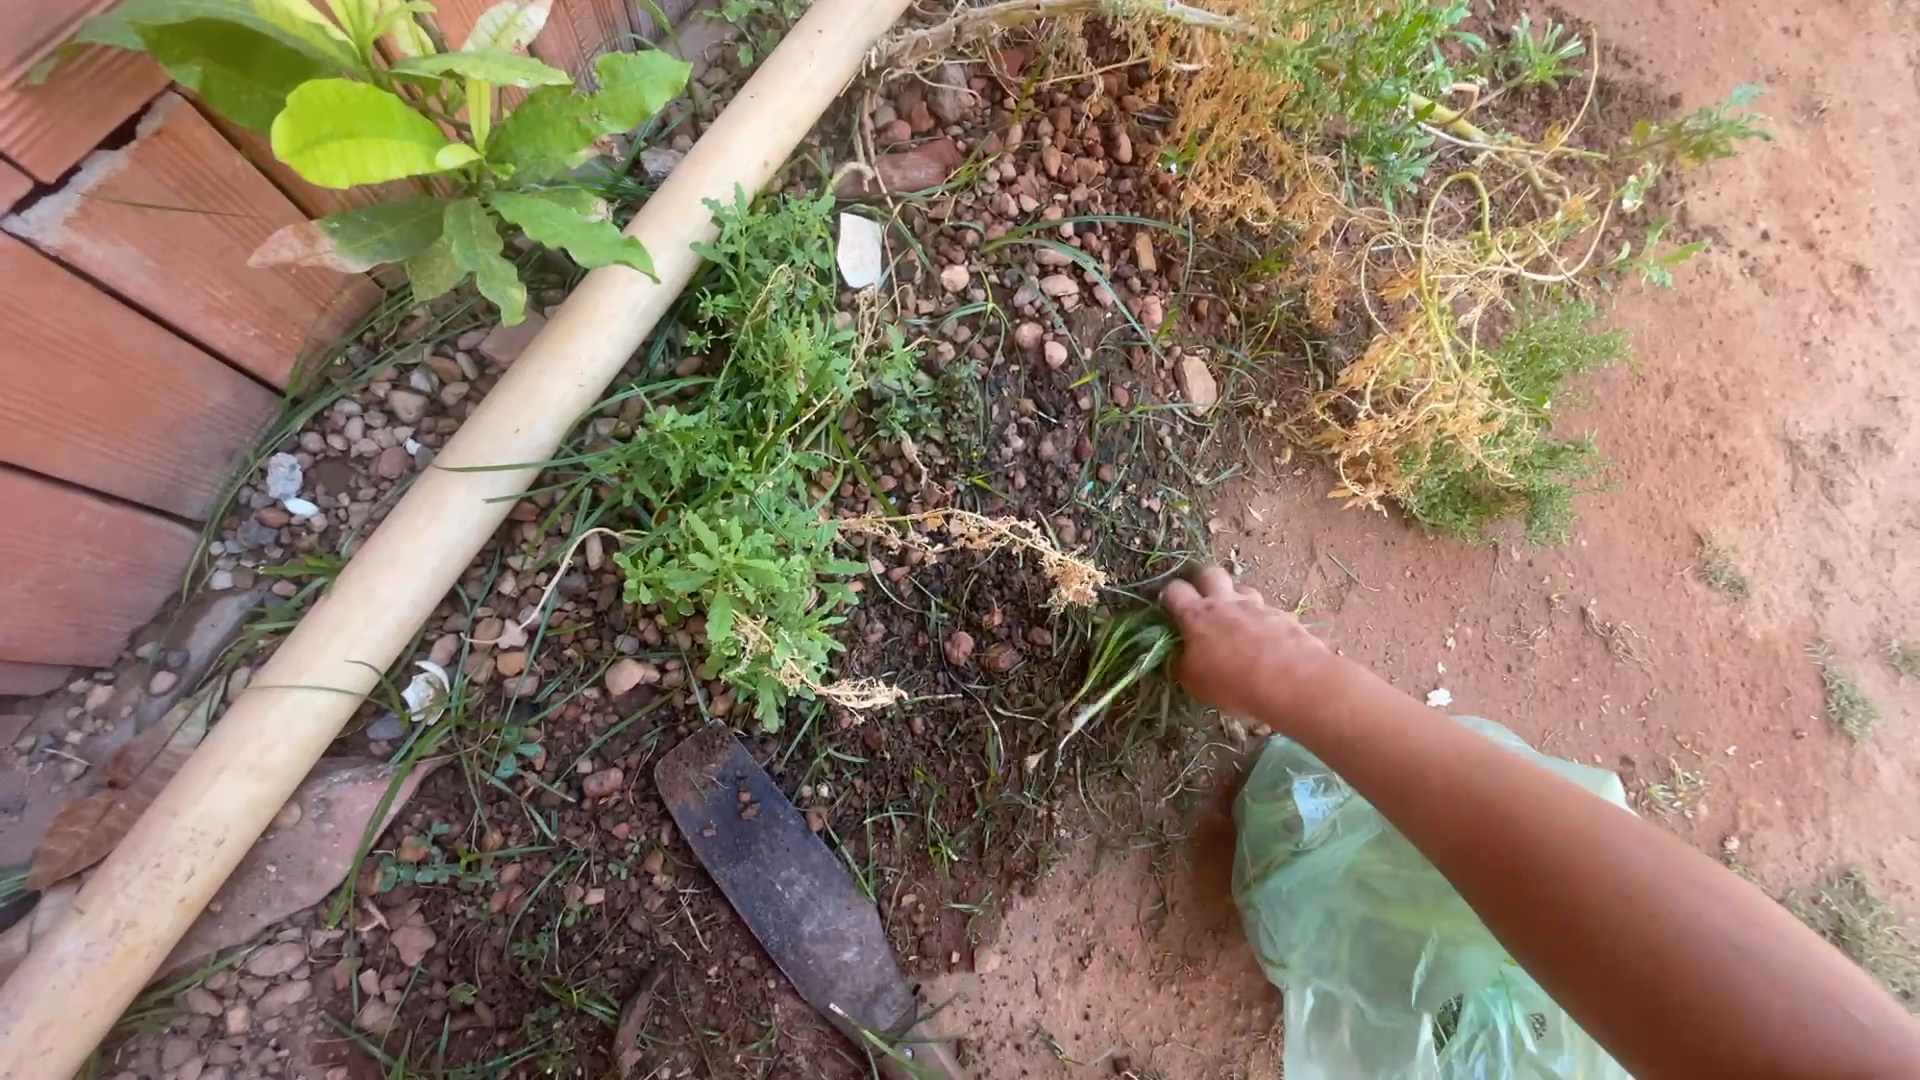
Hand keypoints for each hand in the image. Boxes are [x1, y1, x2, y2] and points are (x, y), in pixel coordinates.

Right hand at [1161, 566, 1337, 720]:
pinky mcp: (1283, 616)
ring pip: (1242, 589)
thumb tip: (1176, 655)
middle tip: (1201, 598)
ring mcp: (1257, 606)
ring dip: (1235, 599)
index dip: (1168, 594)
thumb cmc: (1232, 682)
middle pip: (1210, 573)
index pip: (1174, 590)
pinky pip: (1266, 611)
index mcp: (1196, 615)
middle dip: (1202, 580)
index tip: (1167, 605)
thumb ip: (1181, 663)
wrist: (1291, 681)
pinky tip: (1264, 639)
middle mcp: (1225, 603)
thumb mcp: (1193, 681)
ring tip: (1235, 619)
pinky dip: (1261, 620)